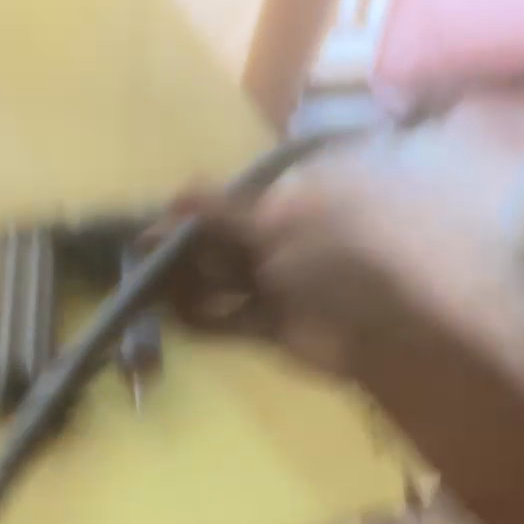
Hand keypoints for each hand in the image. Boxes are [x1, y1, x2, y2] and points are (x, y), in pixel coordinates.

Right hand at [165, 157, 466, 378]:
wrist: (382, 328)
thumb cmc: (336, 261)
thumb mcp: (280, 225)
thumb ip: (227, 212)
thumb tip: (179, 192)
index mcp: (285, 213)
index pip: (228, 209)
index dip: (194, 214)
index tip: (159, 219)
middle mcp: (277, 250)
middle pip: (219, 248)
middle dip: (183, 251)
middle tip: (141, 255)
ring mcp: (273, 292)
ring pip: (218, 286)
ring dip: (185, 287)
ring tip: (147, 287)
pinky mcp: (269, 331)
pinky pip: (227, 324)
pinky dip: (201, 323)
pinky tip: (173, 319)